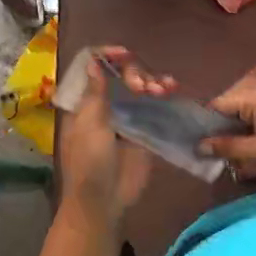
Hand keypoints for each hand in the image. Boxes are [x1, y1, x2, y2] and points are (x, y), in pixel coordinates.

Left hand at [55, 47, 168, 235]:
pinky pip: (155, 105)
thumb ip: (95, 93)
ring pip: (140, 87)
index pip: (94, 67)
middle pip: (121, 74)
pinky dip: (163, 94)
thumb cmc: (89, 163)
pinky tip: (172, 89)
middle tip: (143, 87)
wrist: (104, 201)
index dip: (108, 56)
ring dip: (152, 81)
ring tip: (162, 89)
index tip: (124, 53)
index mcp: (84, 101)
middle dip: (134, 72)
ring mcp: (126, 115)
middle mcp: (105, 103)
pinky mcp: (144, 129)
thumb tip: (92, 61)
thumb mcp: (89, 125)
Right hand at [201, 70, 255, 179]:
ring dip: (234, 137)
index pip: (216, 105)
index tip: (191, 142)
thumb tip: (199, 146)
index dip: (202, 124)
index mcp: (254, 95)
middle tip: (208, 153)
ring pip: (241, 118)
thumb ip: (226, 147)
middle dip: (218, 132)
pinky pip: (255, 122)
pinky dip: (248, 137)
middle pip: (227, 110)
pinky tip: (246, 157)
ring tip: (226, 158)